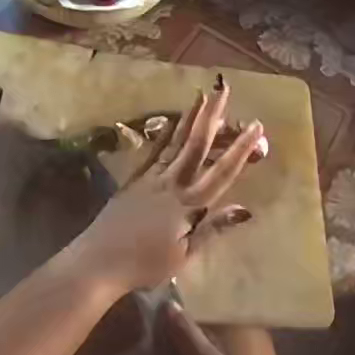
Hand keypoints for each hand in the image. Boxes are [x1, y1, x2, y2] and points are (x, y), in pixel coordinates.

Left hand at [58, 82, 264, 294]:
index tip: (256, 126)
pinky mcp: (134, 179)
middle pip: (197, 145)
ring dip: (191, 117)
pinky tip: (173, 121)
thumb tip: (245, 208)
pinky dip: (166, 134)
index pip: (221, 172)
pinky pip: (155, 151)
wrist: (98, 261)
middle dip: (213, 116)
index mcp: (189, 204)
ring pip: (176, 142)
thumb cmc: (145, 265)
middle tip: (224, 90)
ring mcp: (151, 178)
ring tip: (202, 94)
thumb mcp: (184, 254)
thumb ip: (213, 227)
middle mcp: (172, 183)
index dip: (241, 149)